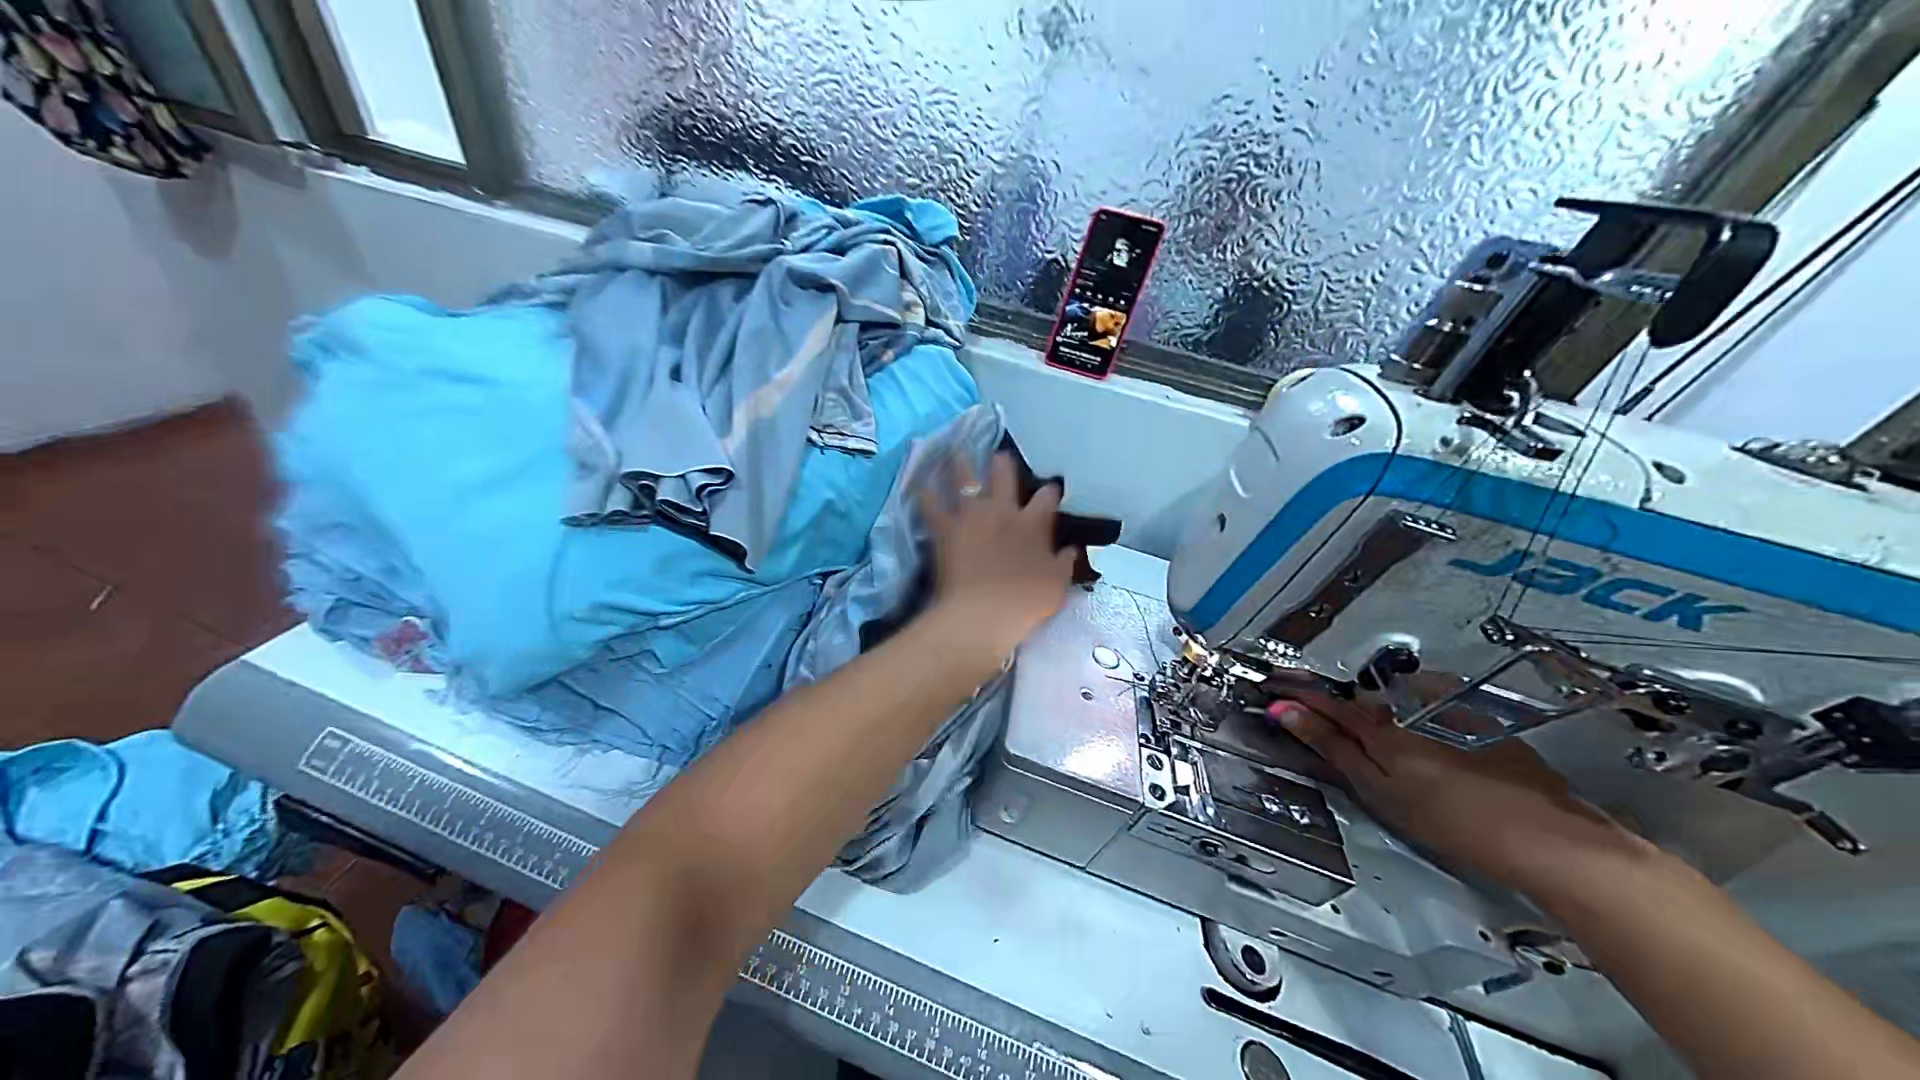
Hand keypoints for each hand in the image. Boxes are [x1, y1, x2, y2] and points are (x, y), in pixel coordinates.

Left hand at [921, 451, 1076, 661]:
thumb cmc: (1026, 602)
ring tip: (956, 451)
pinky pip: (931, 505)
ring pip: (964, 479)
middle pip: (1002, 476)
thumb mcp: (1057, 585)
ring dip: (960, 464)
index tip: (1051, 489)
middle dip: (1001, 464)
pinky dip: (926, 494)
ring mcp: (971, 517)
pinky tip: (922, 484)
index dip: (1049, 491)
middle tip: (998, 455)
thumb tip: (1071, 550)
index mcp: (1033, 523)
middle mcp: (1003, 511)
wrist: (984, 612)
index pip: (1046, 497)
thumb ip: (1064, 564)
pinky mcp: (945, 529)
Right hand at [1268, 683, 1652, 901]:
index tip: (1270, 687)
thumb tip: (1285, 712)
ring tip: (1359, 727)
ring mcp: (1445, 704)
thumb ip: (1332, 746)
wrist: (1550, 837)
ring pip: (1389, 697)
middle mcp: (1408, 702)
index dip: (1294, 693)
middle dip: (1328, 700)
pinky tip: (1411, 734)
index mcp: (1378, 722)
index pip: (1322, 699)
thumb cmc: (1453, 820)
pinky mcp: (1475, 715)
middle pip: (1356, 696)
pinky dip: (1403, 709)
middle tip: (1305, 711)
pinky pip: (1421, 701)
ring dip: (1367, 704)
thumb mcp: (1380, 789)